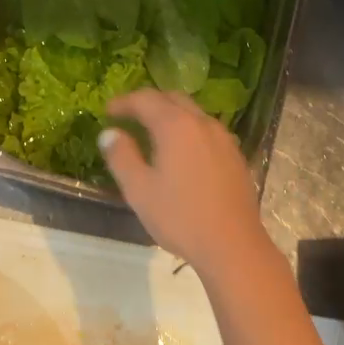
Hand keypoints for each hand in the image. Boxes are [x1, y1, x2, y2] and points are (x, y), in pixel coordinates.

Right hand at [100, 90, 276, 272]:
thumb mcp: (140, 191)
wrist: (231, 244)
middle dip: (150, 103)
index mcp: (176, 126)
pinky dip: (189, 134)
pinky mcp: (235, 158)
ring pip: (194, 115)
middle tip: (131, 117)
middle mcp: (203, 123)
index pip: (146, 100)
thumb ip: (121, 158)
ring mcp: (224, 139)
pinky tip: (184, 156)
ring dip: (172, 118)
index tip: (108, 111)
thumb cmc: (180, 218)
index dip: (124, 102)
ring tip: (156, 136)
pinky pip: (207, 134)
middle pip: (173, 100)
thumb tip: (109, 134)